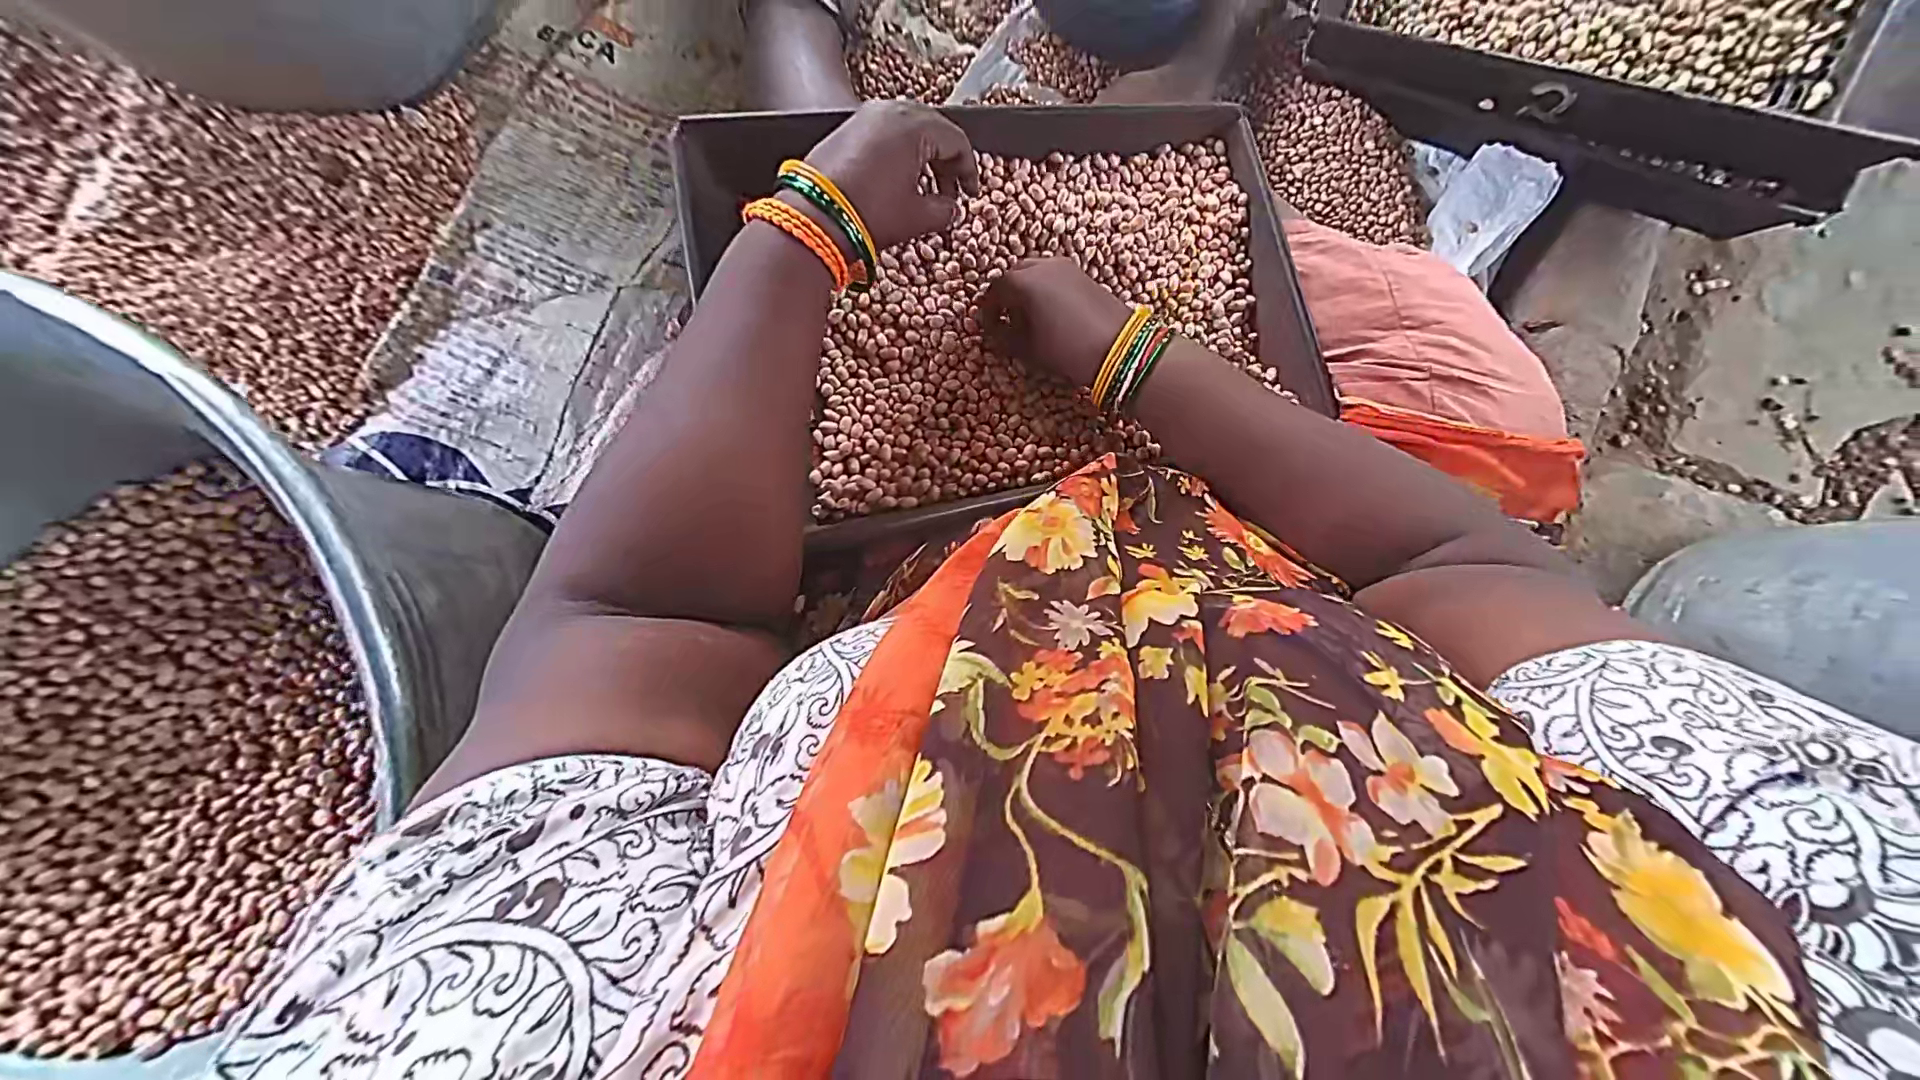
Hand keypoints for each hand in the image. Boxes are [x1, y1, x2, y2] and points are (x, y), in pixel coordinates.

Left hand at [804, 100, 980, 250]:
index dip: (969, 171)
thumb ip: (946, 210)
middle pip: (933, 131)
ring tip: (925, 192)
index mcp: (915, 125)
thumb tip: (952, 208)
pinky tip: (899, 184)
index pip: (957, 141)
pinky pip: (885, 136)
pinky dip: (900, 157)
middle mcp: (891, 110)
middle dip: (946, 164)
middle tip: (951, 194)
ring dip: (923, 160)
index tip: (971, 193)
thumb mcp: (918, 217)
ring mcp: (866, 117)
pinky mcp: (848, 130)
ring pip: (909, 132)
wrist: (815, 217)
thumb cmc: (868, 214)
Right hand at [978, 257, 1132, 387]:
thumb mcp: (1027, 348)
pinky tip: (1046, 312)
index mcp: (1024, 282)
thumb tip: (994, 328)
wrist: (1119, 348)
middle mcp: (1042, 266)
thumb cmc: (1066, 350)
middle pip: (1013, 275)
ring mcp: (1065, 267)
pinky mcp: (1082, 275)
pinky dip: (1043, 289)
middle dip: (1005, 295)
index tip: (986, 327)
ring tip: (1025, 315)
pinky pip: (1052, 276)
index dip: (987, 310)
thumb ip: (1003, 335)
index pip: (994, 291)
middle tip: (1003, 318)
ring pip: (1034, 272)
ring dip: (1024, 289)